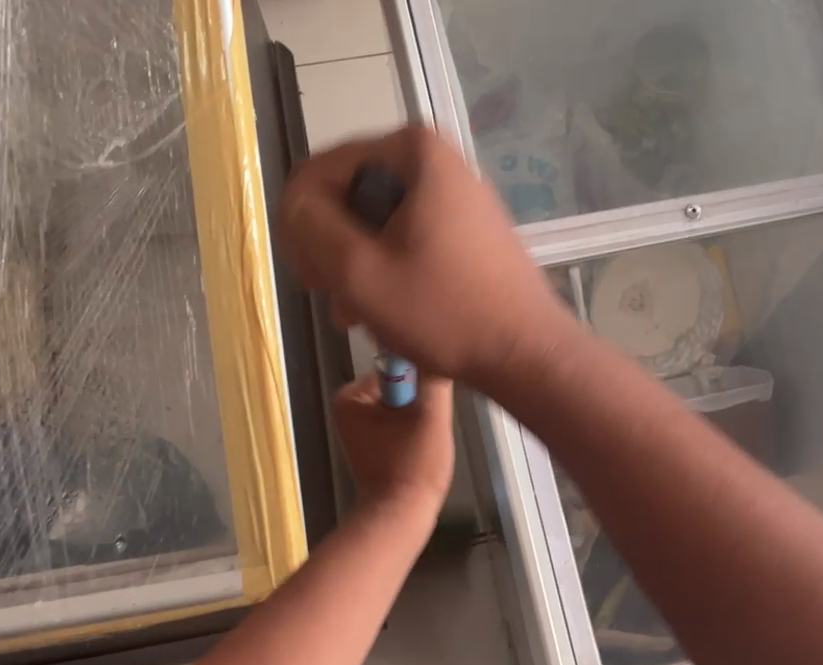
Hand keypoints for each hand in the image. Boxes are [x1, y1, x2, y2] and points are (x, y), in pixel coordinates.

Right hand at [281, 127, 581, 390]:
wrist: (526, 355)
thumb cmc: (443, 314)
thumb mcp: (358, 271)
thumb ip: (309, 226)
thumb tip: (295, 208)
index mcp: (411, 151)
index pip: (319, 174)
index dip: (300, 229)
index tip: (309, 281)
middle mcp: (437, 161)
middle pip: (350, 199)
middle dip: (333, 253)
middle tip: (333, 304)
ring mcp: (458, 199)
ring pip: (378, 228)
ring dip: (358, 273)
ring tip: (356, 319)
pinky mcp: (469, 235)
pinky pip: (409, 244)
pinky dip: (391, 277)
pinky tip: (388, 318)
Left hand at [331, 372, 455, 513]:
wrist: (401, 515)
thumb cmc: (413, 467)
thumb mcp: (431, 416)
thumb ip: (435, 380)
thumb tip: (439, 352)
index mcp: (351, 396)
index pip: (398, 369)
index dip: (421, 385)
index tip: (429, 409)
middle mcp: (347, 407)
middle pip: (399, 387)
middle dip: (419, 404)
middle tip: (428, 430)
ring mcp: (357, 427)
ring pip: (401, 406)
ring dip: (418, 419)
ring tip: (425, 442)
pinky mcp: (369, 444)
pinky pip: (397, 424)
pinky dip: (412, 433)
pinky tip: (419, 450)